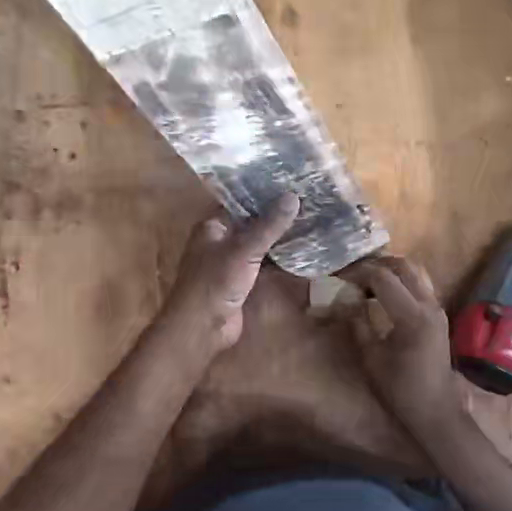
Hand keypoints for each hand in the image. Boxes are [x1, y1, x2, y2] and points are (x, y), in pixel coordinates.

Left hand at [159, 195, 299, 354]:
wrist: (201, 328)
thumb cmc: (215, 283)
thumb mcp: (244, 249)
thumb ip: (269, 225)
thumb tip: (294, 196)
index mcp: (213, 226)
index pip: (240, 201)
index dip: (263, 192)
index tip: (291, 182)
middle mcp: (221, 240)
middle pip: (252, 222)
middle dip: (276, 215)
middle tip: (308, 201)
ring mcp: (231, 262)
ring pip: (259, 244)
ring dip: (280, 237)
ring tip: (310, 221)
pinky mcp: (242, 281)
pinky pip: (264, 263)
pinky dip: (280, 259)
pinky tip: (302, 251)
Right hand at [342, 256, 464, 429]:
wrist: (435, 408)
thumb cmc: (400, 388)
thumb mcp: (371, 357)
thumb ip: (358, 323)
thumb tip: (344, 300)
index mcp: (412, 316)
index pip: (383, 278)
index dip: (359, 273)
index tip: (340, 277)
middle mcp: (429, 305)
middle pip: (403, 266)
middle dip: (376, 265)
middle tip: (354, 275)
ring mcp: (437, 308)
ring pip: (415, 272)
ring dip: (391, 271)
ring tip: (367, 282)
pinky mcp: (439, 314)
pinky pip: (420, 285)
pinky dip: (402, 281)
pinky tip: (384, 294)